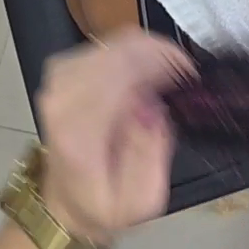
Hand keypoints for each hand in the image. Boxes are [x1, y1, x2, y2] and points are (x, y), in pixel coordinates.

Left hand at [34, 29, 193, 244]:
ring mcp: (59, 79)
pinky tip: (149, 72)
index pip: (119, 71)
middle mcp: (61, 97)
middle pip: (118, 50)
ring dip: (148, 53)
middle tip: (185, 74)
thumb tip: (152, 109)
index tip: (189, 73)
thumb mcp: (140, 201)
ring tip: (170, 76)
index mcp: (78, 129)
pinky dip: (134, 52)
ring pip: (115, 43)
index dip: (160, 61)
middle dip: (158, 55)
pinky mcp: (64, 70)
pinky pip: (108, 45)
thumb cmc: (103, 205)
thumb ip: (150, 155)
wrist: (66, 204)